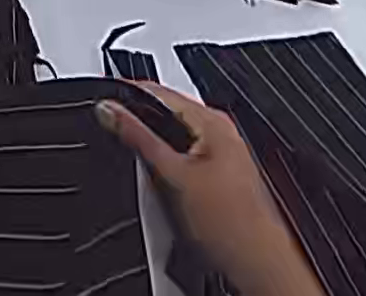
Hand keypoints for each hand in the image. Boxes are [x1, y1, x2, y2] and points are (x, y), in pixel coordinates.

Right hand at [98, 84, 325, 295]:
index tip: (103, 97)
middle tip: (111, 123)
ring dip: (151, 140)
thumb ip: (136, 136)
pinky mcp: (219, 173)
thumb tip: (109, 108)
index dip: (126, 92)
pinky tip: (156, 174)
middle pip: (164, 111)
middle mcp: (220, 132)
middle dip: (137, 118)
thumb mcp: (172, 175)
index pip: (157, 91)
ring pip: (172, 133)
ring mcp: (222, 153)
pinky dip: (164, 158)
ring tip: (132, 150)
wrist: (263, 273)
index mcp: (212, 121)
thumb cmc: (233, 228)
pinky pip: (182, 153)